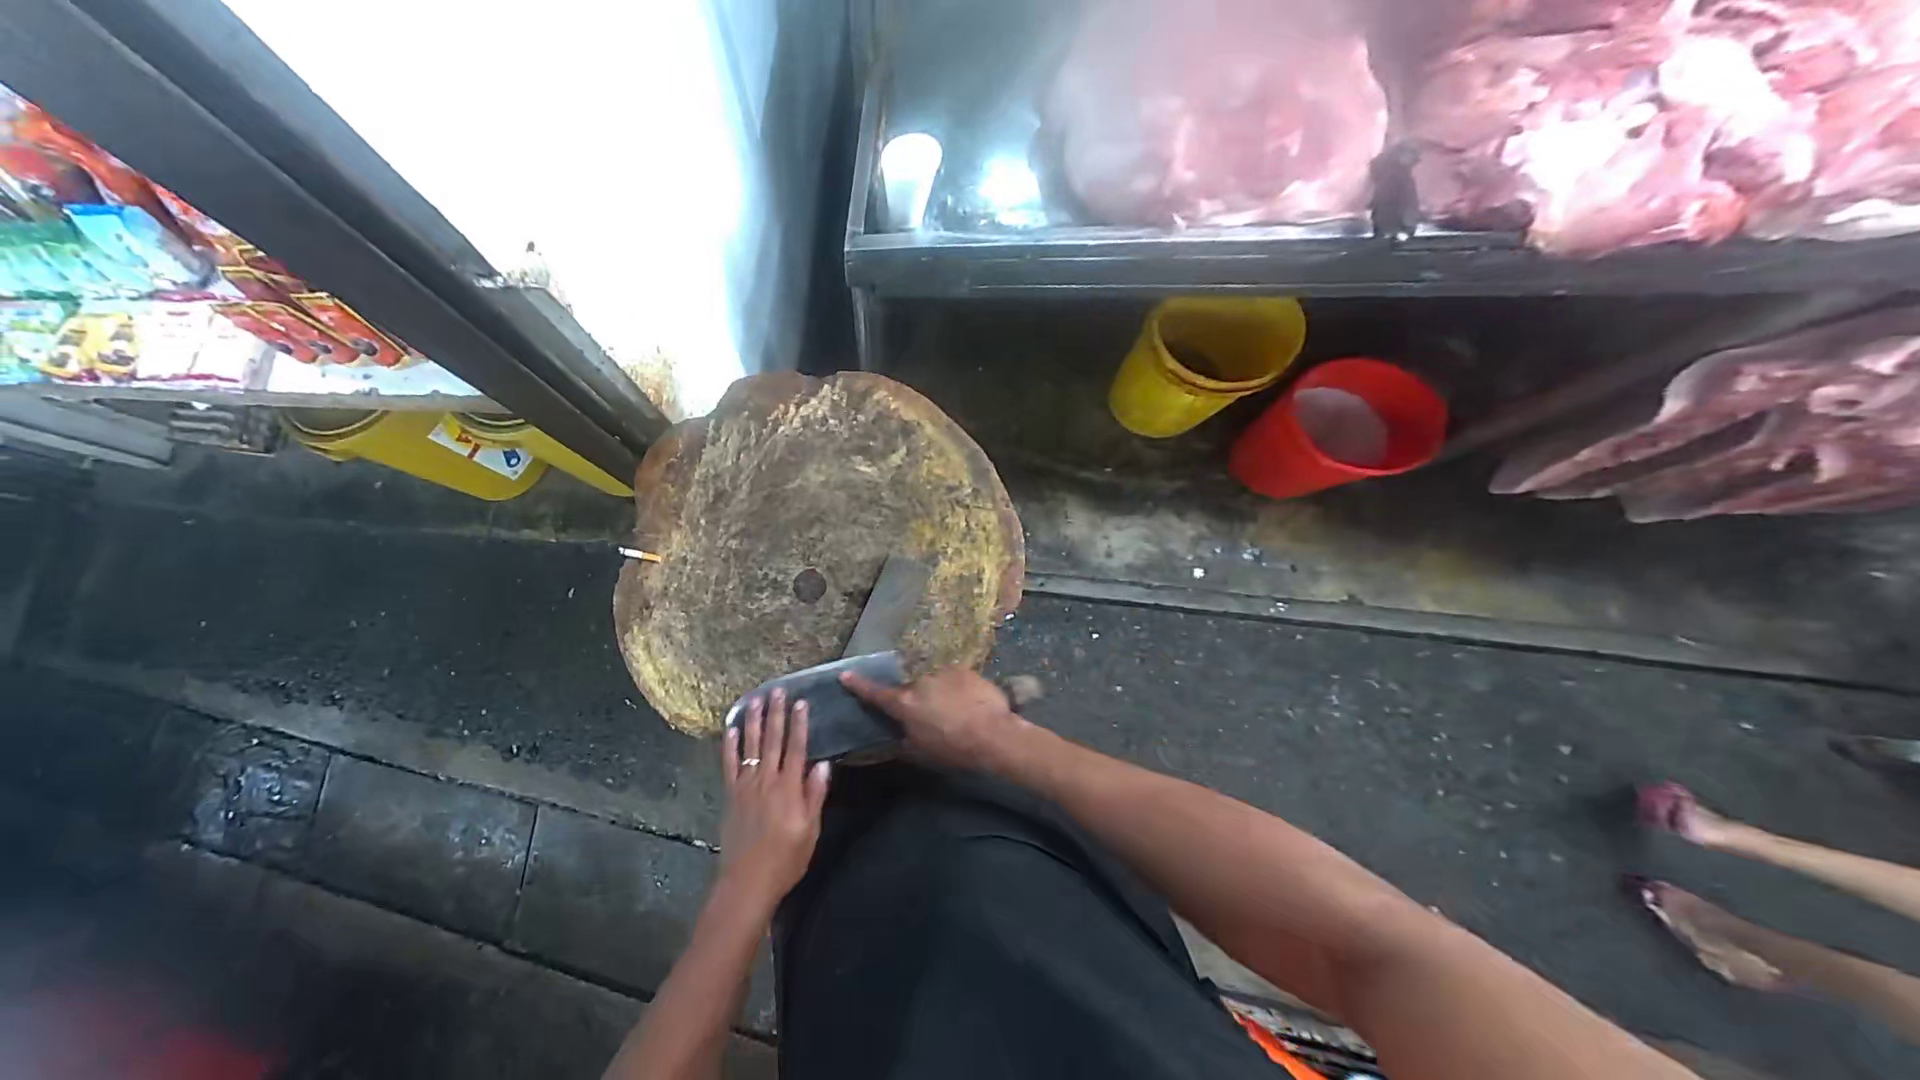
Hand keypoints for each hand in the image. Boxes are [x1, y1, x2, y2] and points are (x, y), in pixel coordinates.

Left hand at [719, 688, 830, 903]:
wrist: (747, 882)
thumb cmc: (786, 859)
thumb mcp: (810, 829)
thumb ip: (815, 795)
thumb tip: (823, 763)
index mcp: (789, 788)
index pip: (797, 748)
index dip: (799, 724)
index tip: (801, 702)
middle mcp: (767, 781)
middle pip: (772, 741)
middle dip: (775, 714)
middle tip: (777, 690)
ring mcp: (746, 786)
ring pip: (750, 746)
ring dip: (752, 721)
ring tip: (754, 699)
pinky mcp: (731, 796)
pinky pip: (729, 765)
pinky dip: (729, 746)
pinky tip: (730, 729)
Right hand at [840, 666, 1028, 769]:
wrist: (993, 735)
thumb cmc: (953, 748)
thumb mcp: (920, 752)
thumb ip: (902, 740)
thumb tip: (894, 734)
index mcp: (905, 704)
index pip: (875, 693)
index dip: (858, 685)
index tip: (845, 675)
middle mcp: (920, 682)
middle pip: (912, 690)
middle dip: (918, 701)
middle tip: (933, 718)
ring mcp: (943, 672)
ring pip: (935, 683)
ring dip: (939, 694)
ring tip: (956, 713)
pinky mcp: (965, 670)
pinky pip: (954, 679)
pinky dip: (958, 690)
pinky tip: (970, 704)